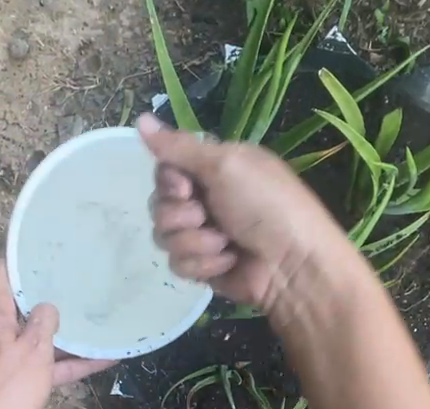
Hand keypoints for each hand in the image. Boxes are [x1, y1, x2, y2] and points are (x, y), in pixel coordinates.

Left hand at [0, 259, 115, 408]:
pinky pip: (46, 367)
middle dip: (47, 290)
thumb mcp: (33, 352)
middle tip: (74, 266)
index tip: (28, 228)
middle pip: (22, 306)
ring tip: (97, 312)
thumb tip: (48, 308)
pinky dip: (68, 364)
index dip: (14, 249)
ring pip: (38, 339)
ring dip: (66, 332)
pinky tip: (104, 359)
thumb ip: (44, 324)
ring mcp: (5, 362)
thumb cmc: (9, 395)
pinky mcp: (16, 386)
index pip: (2, 274)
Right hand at [138, 114, 361, 317]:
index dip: (168, 182)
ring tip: (225, 242)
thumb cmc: (266, 205)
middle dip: (180, 215)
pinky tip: (228, 261)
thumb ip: (180, 146)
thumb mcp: (225, 165)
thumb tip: (138, 119)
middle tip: (206, 215)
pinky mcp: (201, 268)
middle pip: (158, 205)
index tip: (185, 187)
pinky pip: (177, 264)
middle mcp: (203, 199)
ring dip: (195, 241)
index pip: (164, 170)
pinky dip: (203, 264)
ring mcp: (200, 235)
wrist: (290, 263)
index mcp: (211, 168)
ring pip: (164, 237)